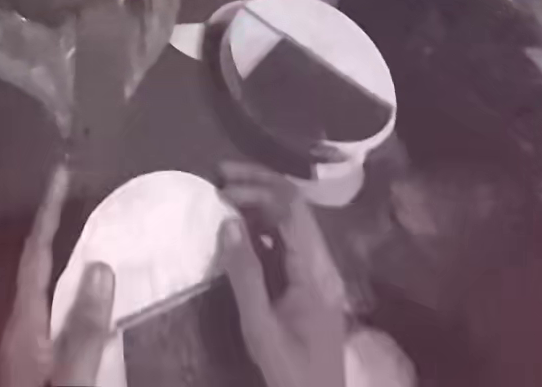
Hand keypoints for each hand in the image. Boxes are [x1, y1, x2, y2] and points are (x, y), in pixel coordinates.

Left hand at [0, 166, 115, 386]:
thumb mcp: (73, 384)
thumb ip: (86, 329)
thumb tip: (101, 263)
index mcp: (25, 324)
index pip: (36, 253)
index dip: (49, 211)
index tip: (60, 173)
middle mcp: (20, 326)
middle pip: (35, 262)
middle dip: (53, 224)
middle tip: (73, 191)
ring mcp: (26, 345)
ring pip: (42, 284)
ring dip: (58, 251)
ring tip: (80, 225)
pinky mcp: (36, 362)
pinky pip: (51, 305)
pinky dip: (65, 283)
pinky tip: (83, 290)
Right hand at [217, 161, 347, 386]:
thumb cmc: (290, 375)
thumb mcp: (260, 327)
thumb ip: (245, 273)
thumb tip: (228, 221)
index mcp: (316, 273)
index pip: (291, 210)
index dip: (256, 189)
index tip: (222, 186)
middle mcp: (322, 264)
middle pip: (295, 205)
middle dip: (258, 182)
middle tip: (220, 174)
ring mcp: (317, 272)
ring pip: (291, 218)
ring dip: (259, 198)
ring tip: (224, 192)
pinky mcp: (308, 281)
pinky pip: (286, 237)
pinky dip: (261, 221)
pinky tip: (238, 223)